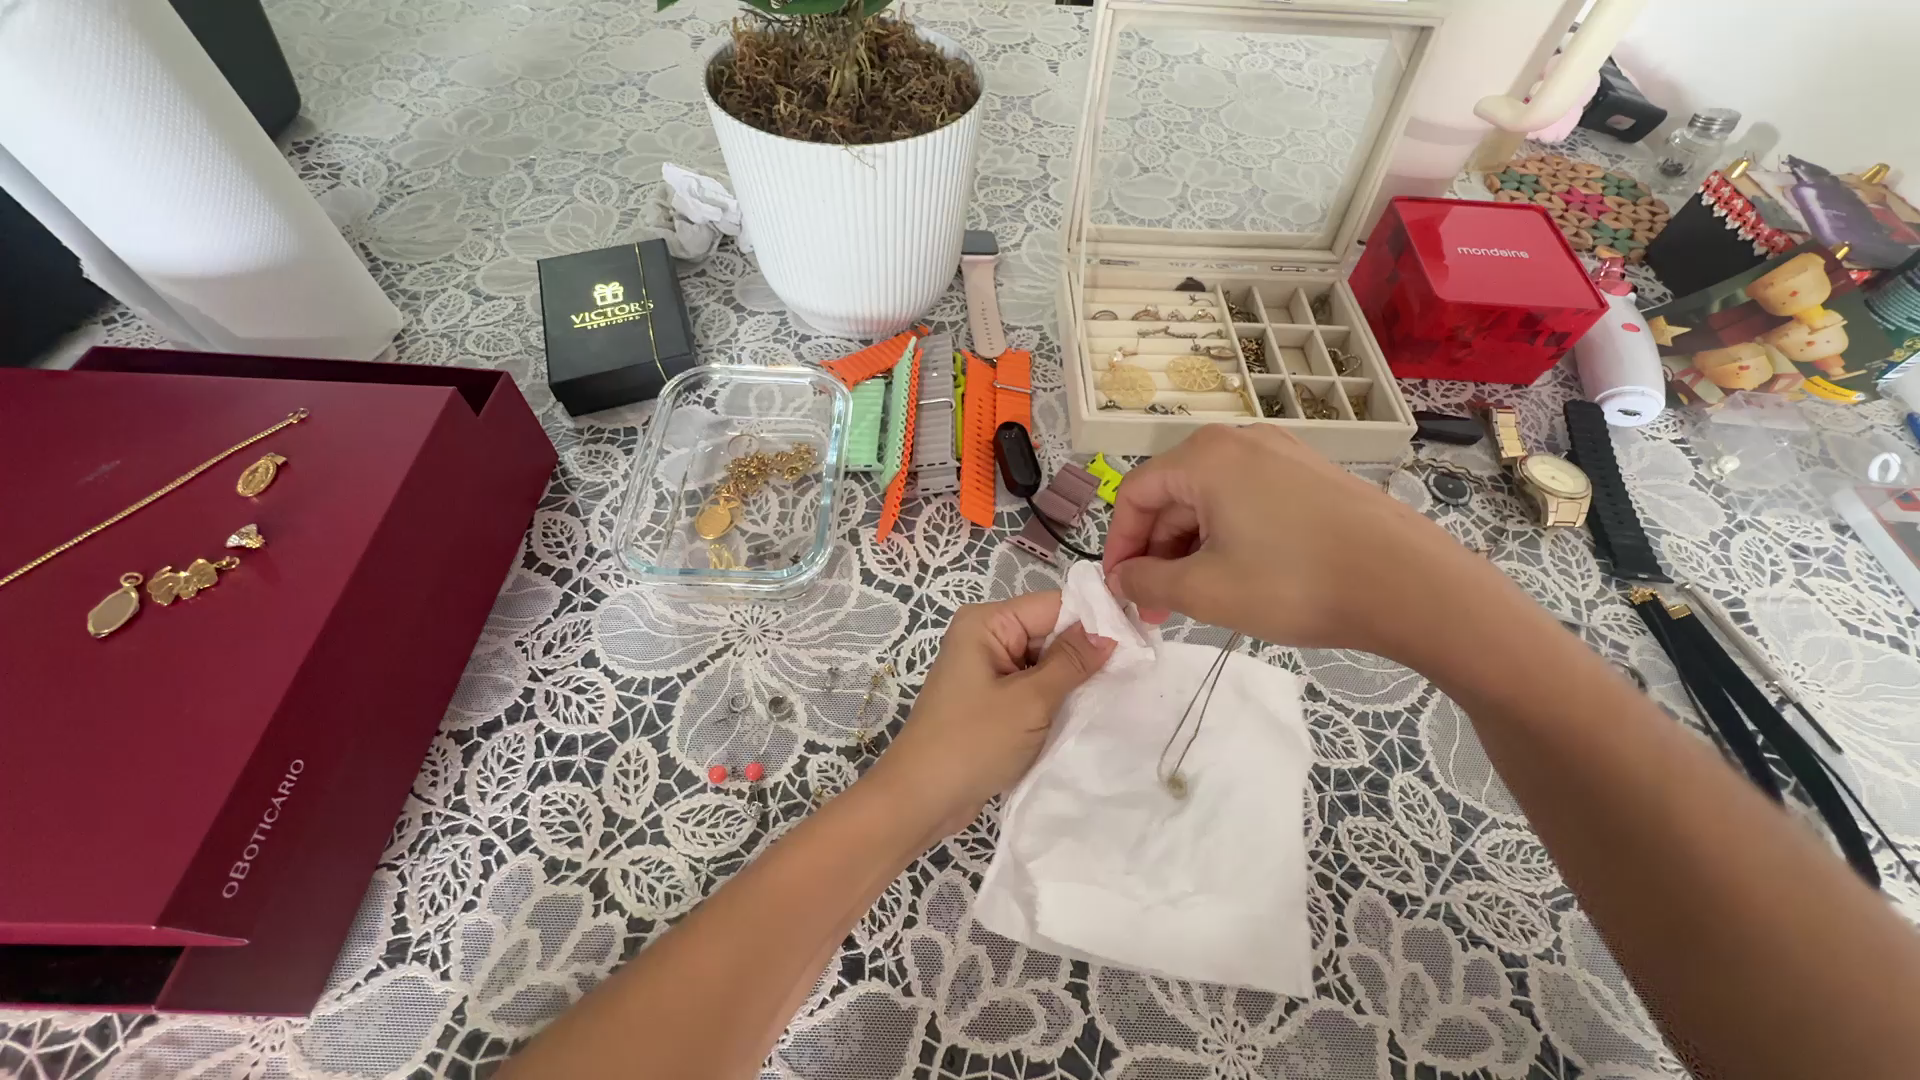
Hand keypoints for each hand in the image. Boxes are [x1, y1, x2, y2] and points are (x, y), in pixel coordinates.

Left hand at [865, 592, 1114, 838]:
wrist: (921, 799)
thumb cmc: (972, 743)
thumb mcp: (1029, 701)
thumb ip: (1071, 663)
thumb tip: (1110, 632)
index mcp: (987, 623)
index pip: (1054, 605)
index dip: (1096, 620)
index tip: (1141, 638)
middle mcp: (985, 637)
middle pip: (1050, 631)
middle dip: (1087, 651)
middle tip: (1137, 670)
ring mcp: (988, 670)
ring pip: (1045, 662)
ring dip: (1074, 679)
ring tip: (1119, 693)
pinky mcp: (992, 700)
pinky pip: (1033, 687)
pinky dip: (1057, 698)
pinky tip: (1087, 712)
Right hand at [1103, 424, 1505, 662]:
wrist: (1410, 585)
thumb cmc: (1295, 583)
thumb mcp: (1205, 591)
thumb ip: (1147, 582)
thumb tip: (1121, 579)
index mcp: (1205, 457)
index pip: (1134, 494)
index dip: (1118, 545)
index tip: (1121, 590)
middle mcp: (1240, 442)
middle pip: (1172, 495)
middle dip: (1157, 552)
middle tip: (1158, 606)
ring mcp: (1281, 454)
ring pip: (1210, 501)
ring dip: (1190, 549)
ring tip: (1195, 599)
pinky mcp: (1310, 476)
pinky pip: (1246, 501)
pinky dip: (1226, 538)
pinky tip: (1237, 577)